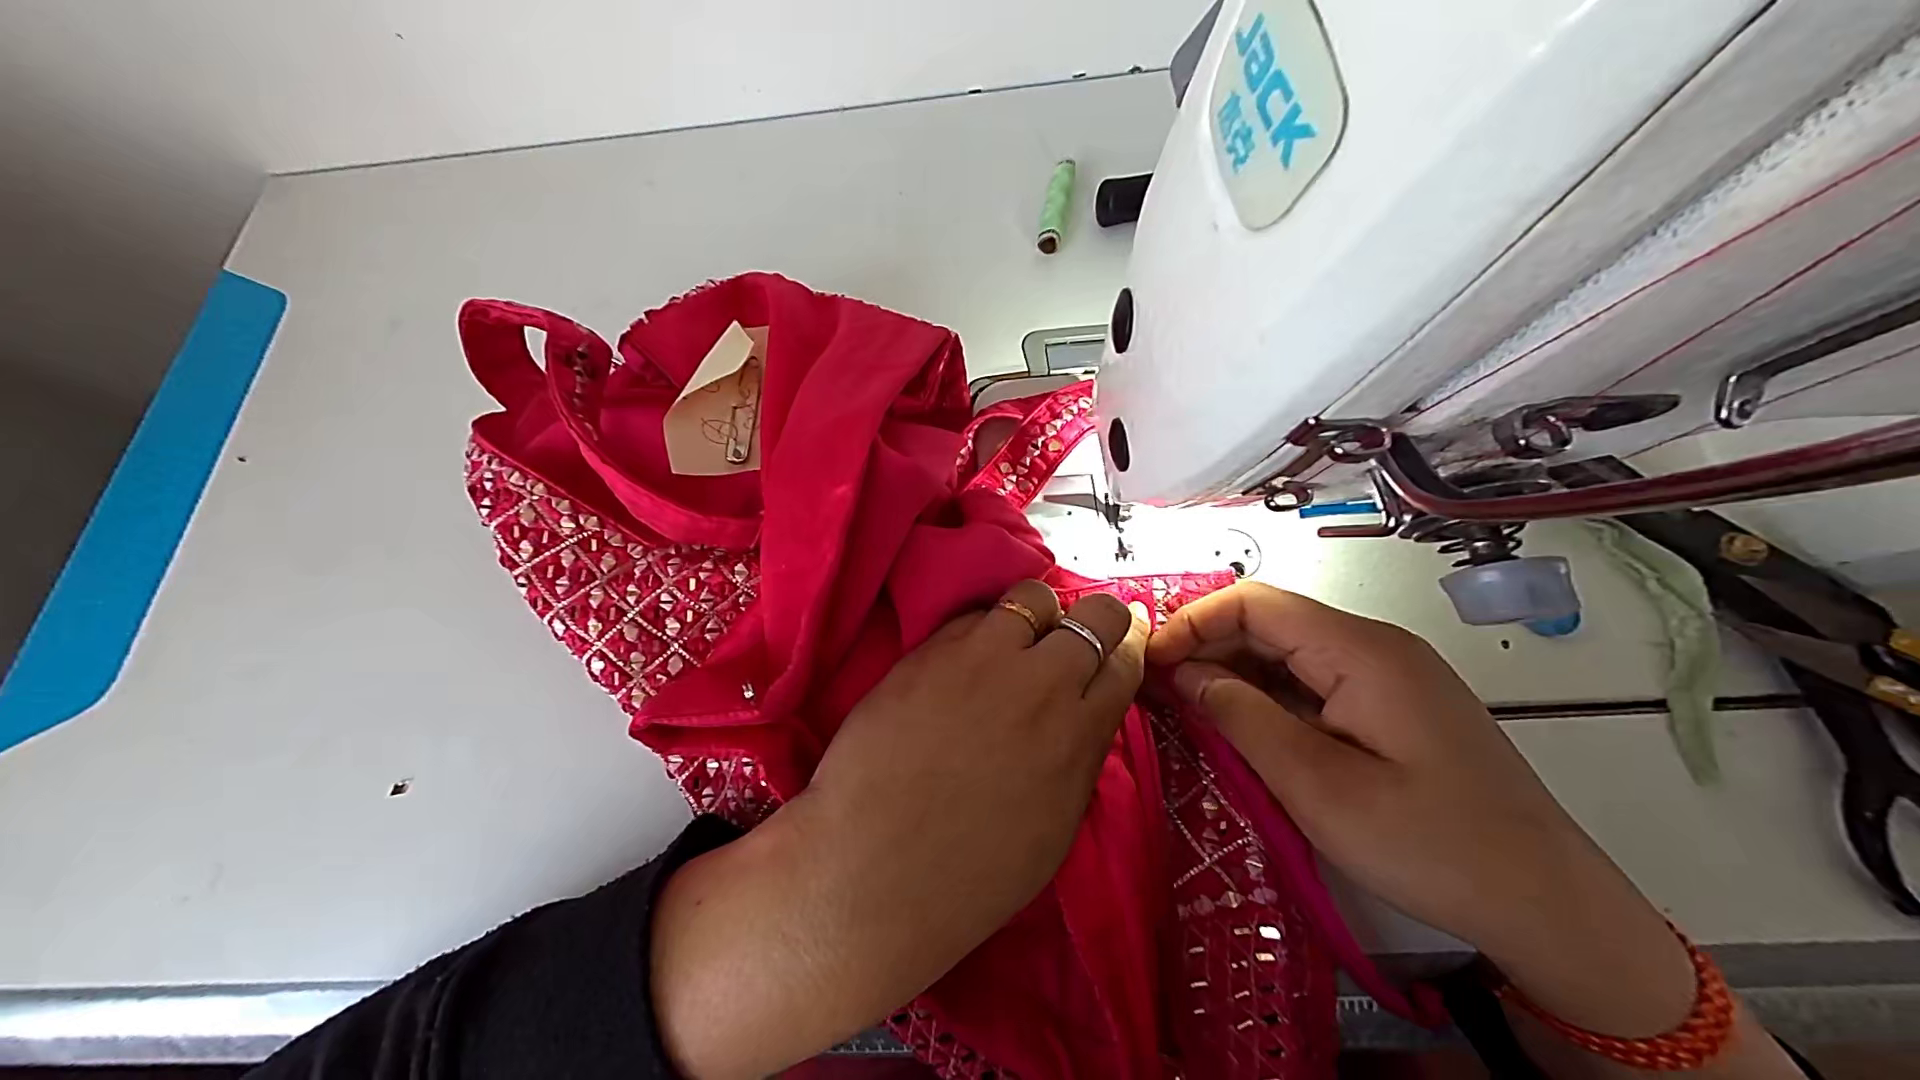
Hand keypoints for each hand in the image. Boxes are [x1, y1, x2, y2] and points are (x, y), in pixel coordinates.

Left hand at [651, 581, 1146, 1078]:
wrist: (875, 867)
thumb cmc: (972, 871)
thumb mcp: (1056, 824)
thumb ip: (1078, 756)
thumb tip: (1081, 714)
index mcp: (1079, 733)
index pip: (1124, 661)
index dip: (1125, 646)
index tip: (1116, 644)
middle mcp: (1041, 682)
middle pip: (1094, 614)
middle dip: (1094, 619)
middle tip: (1071, 636)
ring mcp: (983, 658)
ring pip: (1032, 596)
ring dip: (1035, 614)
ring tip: (1016, 639)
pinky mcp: (932, 650)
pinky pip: (972, 615)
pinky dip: (980, 628)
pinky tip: (964, 658)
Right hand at [1148, 585, 1705, 1040]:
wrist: (1547, 905)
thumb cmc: (1433, 847)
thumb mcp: (1318, 787)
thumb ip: (1242, 718)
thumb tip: (1185, 674)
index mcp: (1362, 651)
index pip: (1255, 602)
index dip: (1193, 621)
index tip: (1151, 661)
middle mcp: (1374, 647)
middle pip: (1269, 621)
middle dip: (1207, 646)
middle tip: (1159, 689)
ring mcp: (1385, 674)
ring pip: (1286, 651)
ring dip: (1232, 672)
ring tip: (1189, 708)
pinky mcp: (1388, 703)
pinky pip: (1310, 680)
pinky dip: (1265, 695)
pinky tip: (1240, 724)